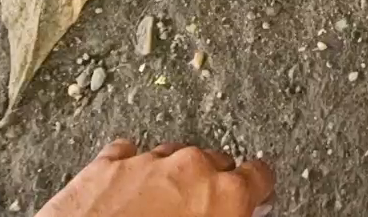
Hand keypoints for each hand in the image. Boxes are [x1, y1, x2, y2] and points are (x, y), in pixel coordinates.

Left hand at [35, 140, 272, 216]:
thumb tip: (248, 216)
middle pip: (215, 164)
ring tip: (153, 212)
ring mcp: (148, 163)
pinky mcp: (106, 166)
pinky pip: (126, 156)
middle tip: (194, 216)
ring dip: (169, 180)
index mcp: (225, 195)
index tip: (253, 199)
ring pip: (172, 158)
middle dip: (208, 186)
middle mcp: (193, 168)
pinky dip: (128, 172)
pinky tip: (120, 196)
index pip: (260, 175)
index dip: (257, 190)